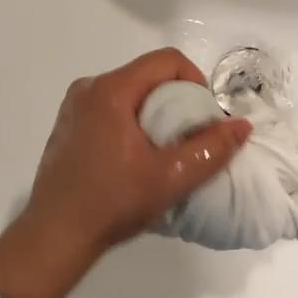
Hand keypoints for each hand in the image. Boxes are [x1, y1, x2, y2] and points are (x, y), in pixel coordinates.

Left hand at [0, 49, 251, 297]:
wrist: (55, 236)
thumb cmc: (112, 203)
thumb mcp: (170, 178)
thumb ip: (210, 149)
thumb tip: (242, 126)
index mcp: (111, 91)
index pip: (167, 61)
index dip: (195, 81)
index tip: (203, 117)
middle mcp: (89, 89)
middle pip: (147, 75)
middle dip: (177, 99)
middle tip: (190, 137)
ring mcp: (74, 107)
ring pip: (130, 93)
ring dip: (155, 112)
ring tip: (166, 150)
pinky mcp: (68, 126)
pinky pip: (111, 109)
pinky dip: (132, 122)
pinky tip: (137, 158)